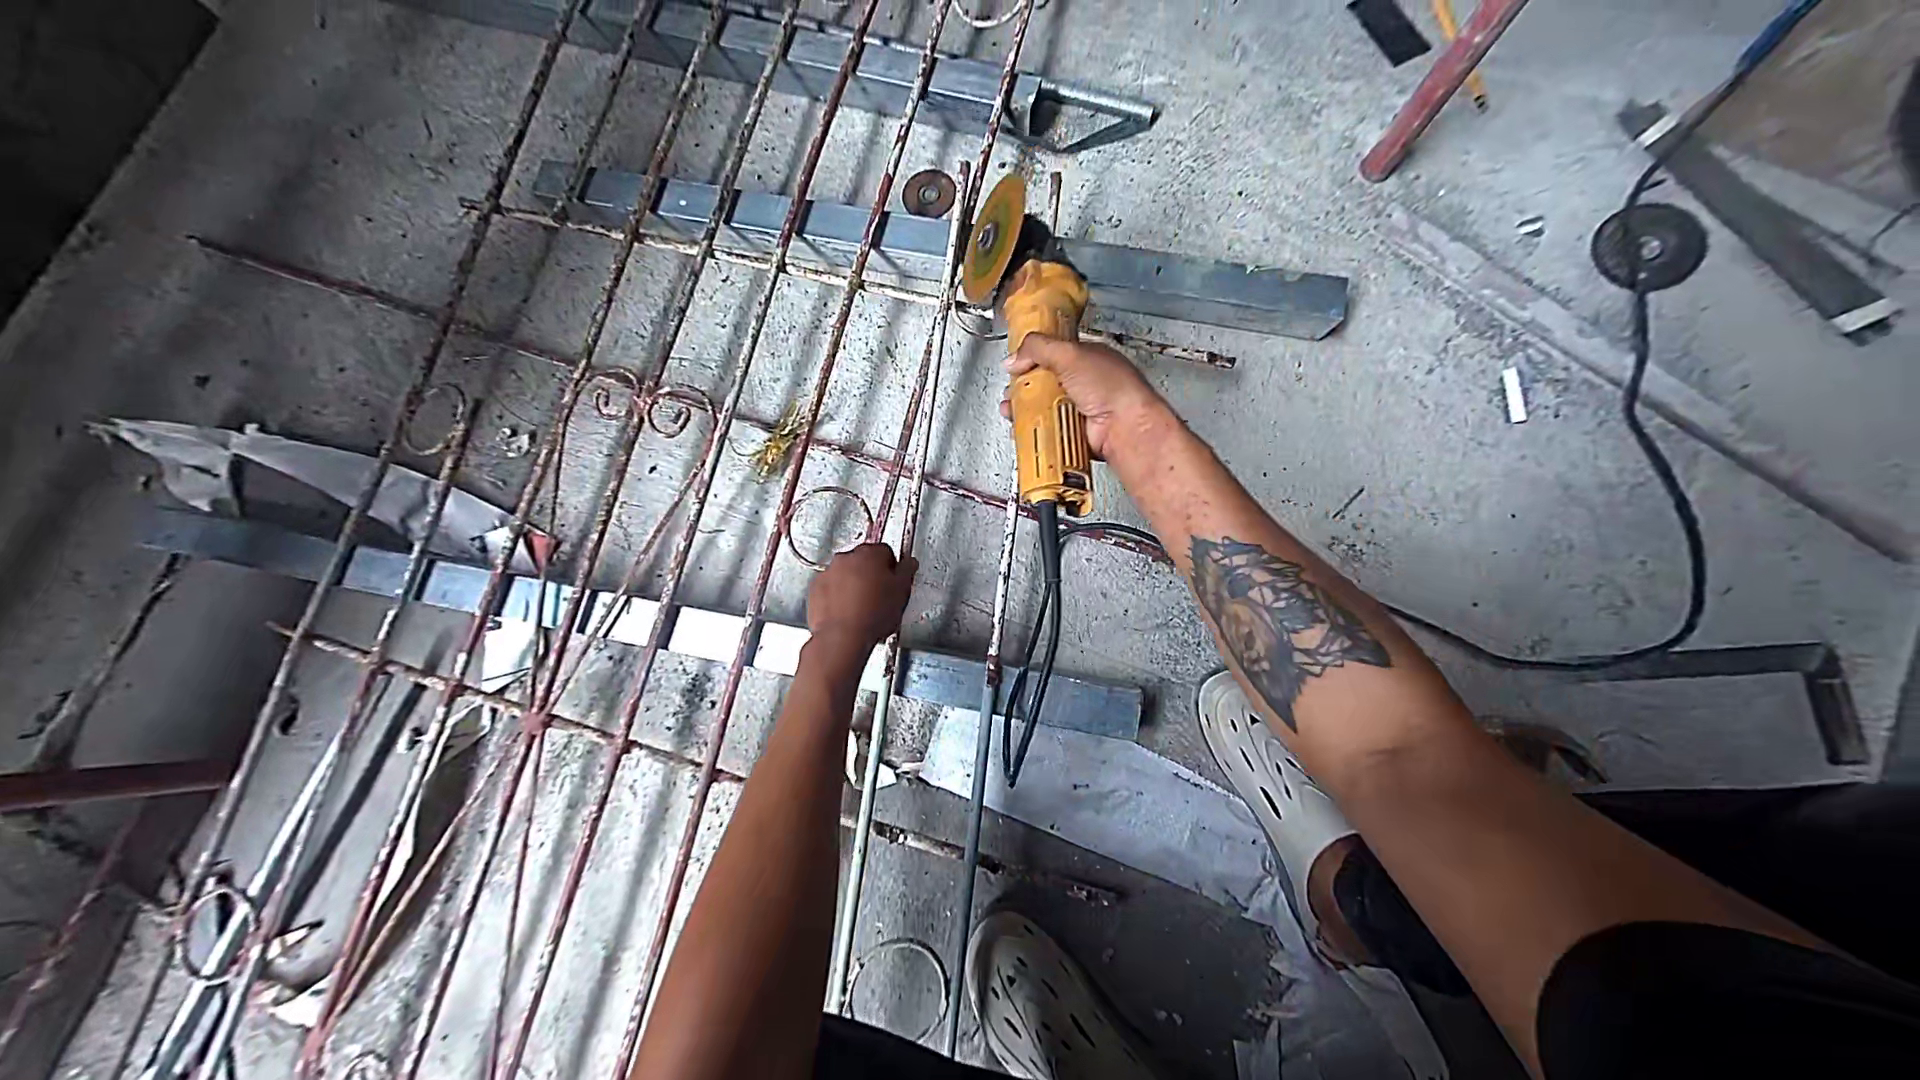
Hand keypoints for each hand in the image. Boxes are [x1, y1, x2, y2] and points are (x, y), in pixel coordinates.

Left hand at [805, 543, 916, 651]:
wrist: (843, 637)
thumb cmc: (872, 615)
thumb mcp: (902, 592)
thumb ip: (907, 571)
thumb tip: (909, 563)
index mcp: (870, 554)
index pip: (885, 551)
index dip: (892, 568)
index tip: (894, 581)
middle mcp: (847, 558)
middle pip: (864, 561)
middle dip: (871, 575)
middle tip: (880, 596)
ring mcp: (829, 572)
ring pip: (845, 573)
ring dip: (853, 585)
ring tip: (863, 608)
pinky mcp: (816, 588)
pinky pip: (830, 587)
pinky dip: (837, 596)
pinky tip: (848, 612)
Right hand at [1001, 335, 1169, 459]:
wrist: (1124, 428)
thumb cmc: (1113, 389)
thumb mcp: (1069, 354)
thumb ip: (1038, 348)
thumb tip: (1014, 357)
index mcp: (1087, 357)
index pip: (1053, 352)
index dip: (1032, 356)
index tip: (1015, 363)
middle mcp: (1084, 383)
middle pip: (1044, 381)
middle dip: (1024, 386)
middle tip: (1012, 389)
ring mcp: (1079, 409)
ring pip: (1043, 407)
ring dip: (1025, 409)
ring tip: (1012, 409)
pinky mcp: (1073, 431)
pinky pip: (1048, 428)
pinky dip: (1034, 428)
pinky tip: (1025, 426)